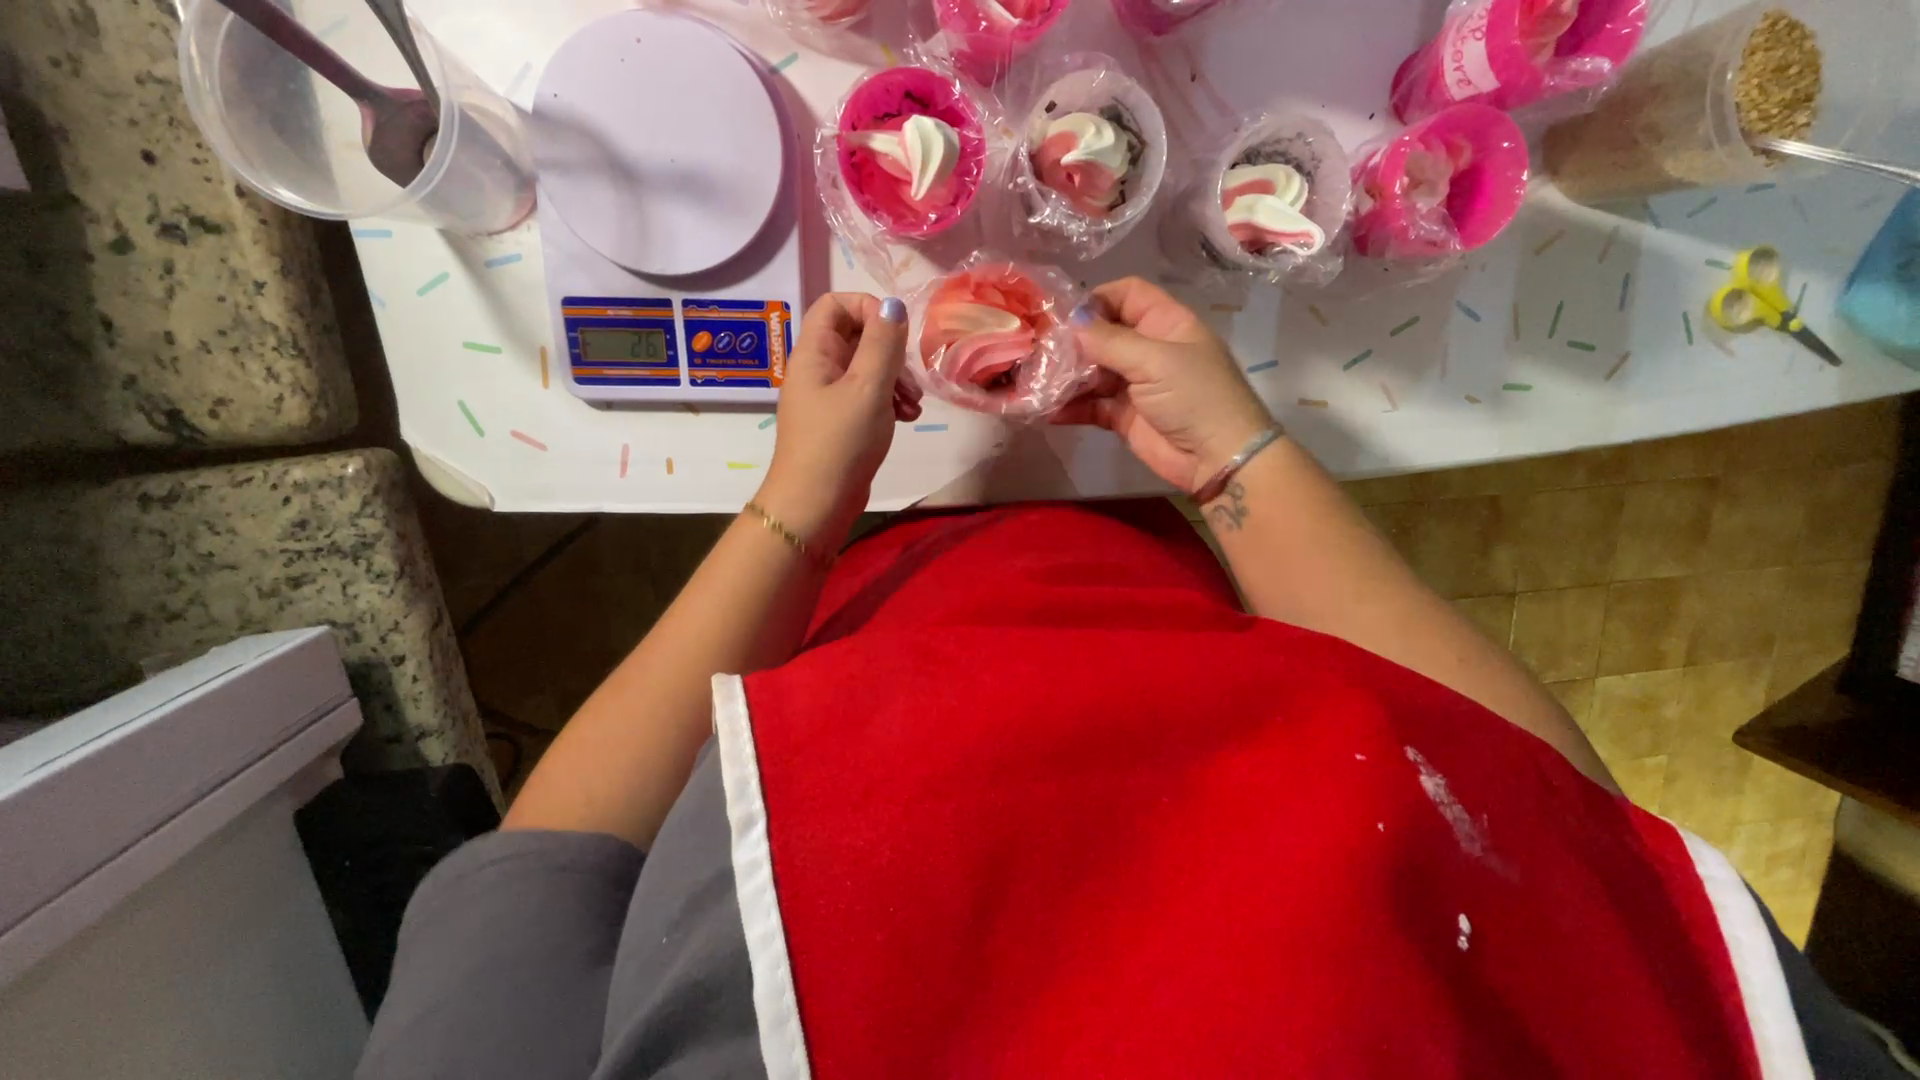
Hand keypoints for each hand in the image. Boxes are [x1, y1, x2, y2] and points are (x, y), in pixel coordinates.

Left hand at [758, 293, 920, 550]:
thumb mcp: (868, 388)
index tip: (896, 333)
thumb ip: (883, 343)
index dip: (867, 307)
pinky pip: (865, 396)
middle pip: (855, 336)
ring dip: (895, 380)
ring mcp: (826, 397)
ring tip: (913, 406)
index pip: (835, 304)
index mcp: (813, 353)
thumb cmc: (840, 443)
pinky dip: (888, 401)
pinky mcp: (838, 422)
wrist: (815, 505)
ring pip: (865, 368)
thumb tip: (893, 304)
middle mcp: (816, 369)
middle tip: (910, 380)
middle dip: (890, 351)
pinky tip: (906, 419)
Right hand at [1052, 277, 1274, 491]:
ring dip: (1066, 376)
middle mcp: (1148, 348)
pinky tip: (1048, 411)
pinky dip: (1071, 407)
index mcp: (1166, 323)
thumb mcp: (1155, 360)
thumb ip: (1109, 341)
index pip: (1127, 294)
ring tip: (1037, 382)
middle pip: (1103, 332)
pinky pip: (1091, 404)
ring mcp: (1135, 383)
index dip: (1097, 299)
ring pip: (1092, 370)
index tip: (1065, 315)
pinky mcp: (1124, 415)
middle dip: (1072, 340)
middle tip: (1040, 350)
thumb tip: (1071, 323)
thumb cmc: (1195, 396)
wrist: (1218, 458)